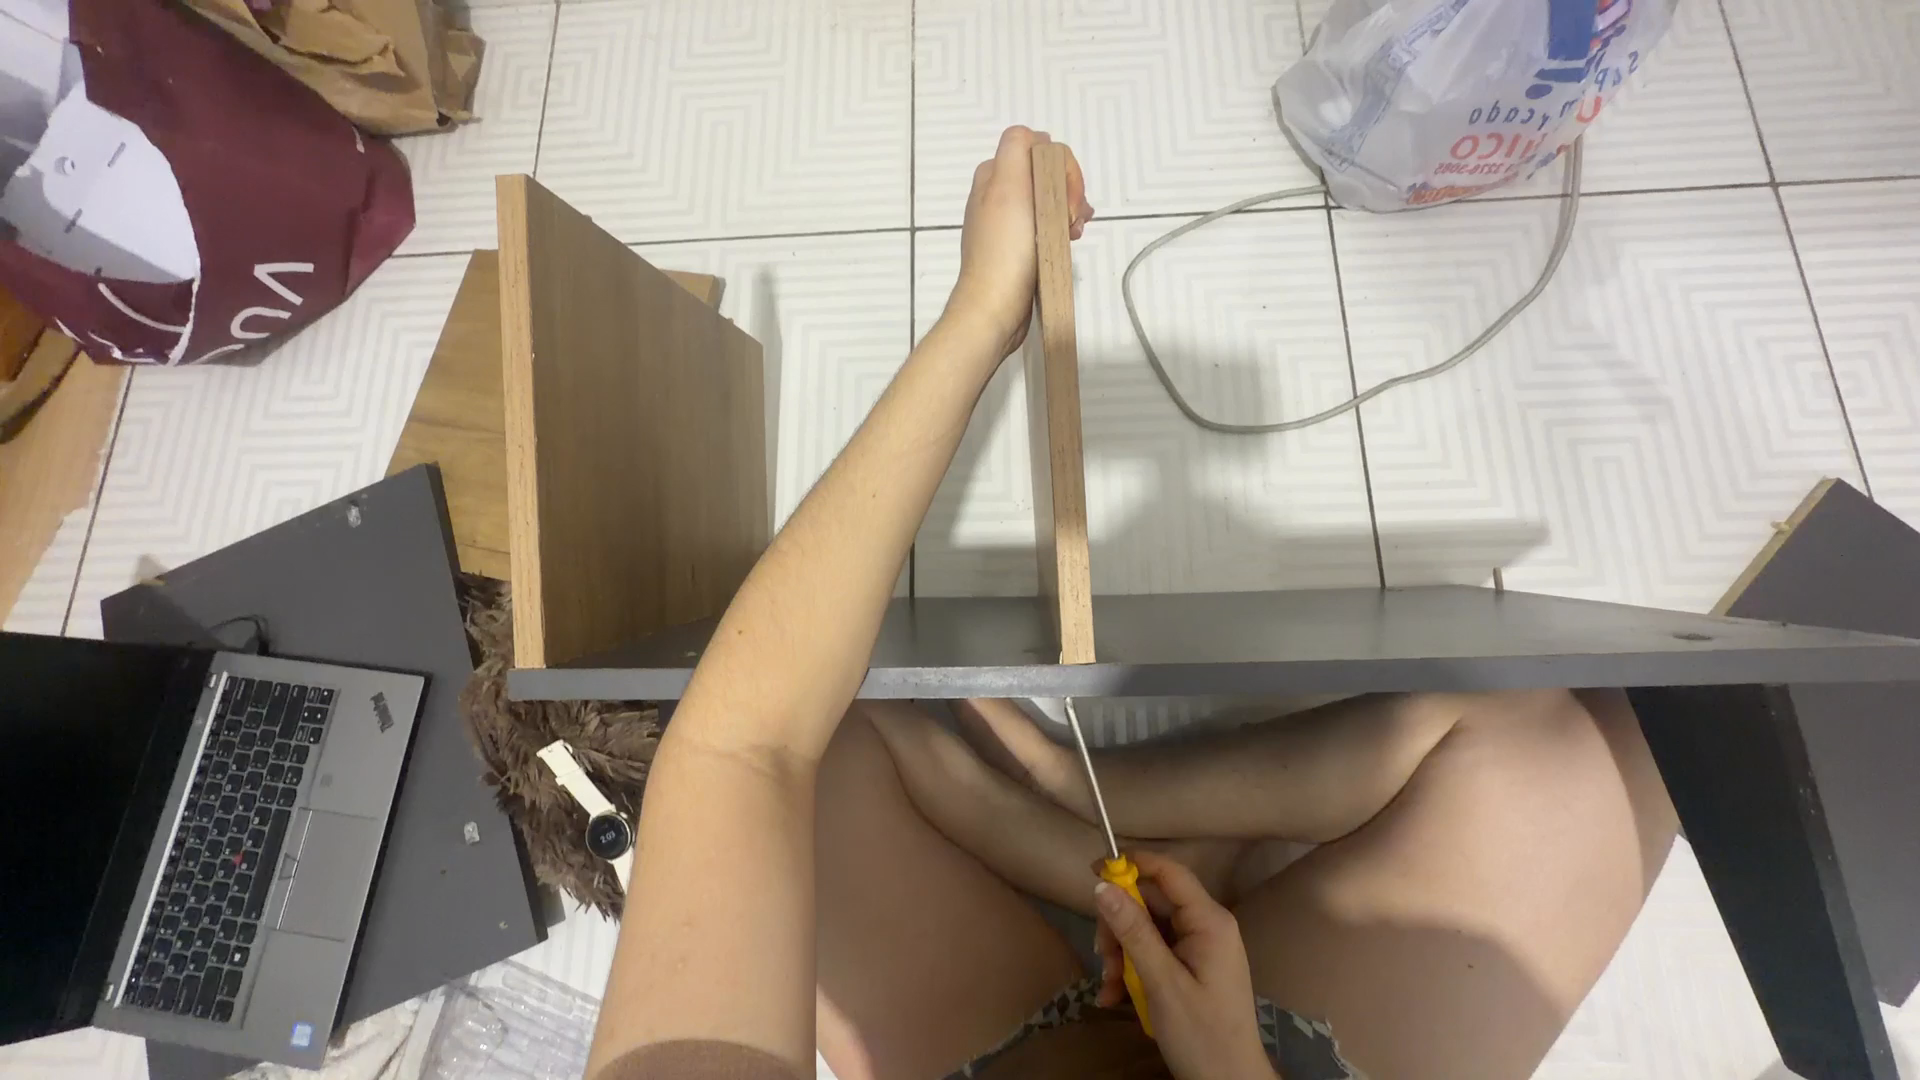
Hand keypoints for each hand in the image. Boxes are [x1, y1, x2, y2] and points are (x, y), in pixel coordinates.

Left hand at [947, 126, 1093, 357]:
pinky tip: (1070, 243)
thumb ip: (1018, 147)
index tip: (1068, 197)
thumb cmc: (1005, 250)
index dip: (1061, 168)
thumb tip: (1039, 140)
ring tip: (1077, 233)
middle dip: (1069, 191)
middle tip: (1076, 219)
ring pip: (1050, 202)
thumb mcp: (1008, 185)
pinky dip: (1062, 231)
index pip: (1038, 149)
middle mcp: (997, 197)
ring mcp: (1008, 226)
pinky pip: (1046, 229)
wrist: (994, 310)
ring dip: (1070, 211)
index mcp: (993, 176)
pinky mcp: (1018, 251)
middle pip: (1046, 176)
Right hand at [1094, 850, 1276, 1079]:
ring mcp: (1198, 947)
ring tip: (1110, 985)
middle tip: (1102, 955)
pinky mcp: (1190, 967)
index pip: (1168, 872)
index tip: (1093, 871)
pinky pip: (1153, 952)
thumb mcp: (1162, 984)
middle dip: (1120, 926)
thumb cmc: (1203, 1036)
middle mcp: (1206, 926)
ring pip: (1146, 928)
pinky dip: (1132, 969)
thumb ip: (1133, 931)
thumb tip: (1101, 886)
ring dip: (1121, 953)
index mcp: (1209, 921)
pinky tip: (1115, 995)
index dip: (1131, 864)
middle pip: (1150, 902)